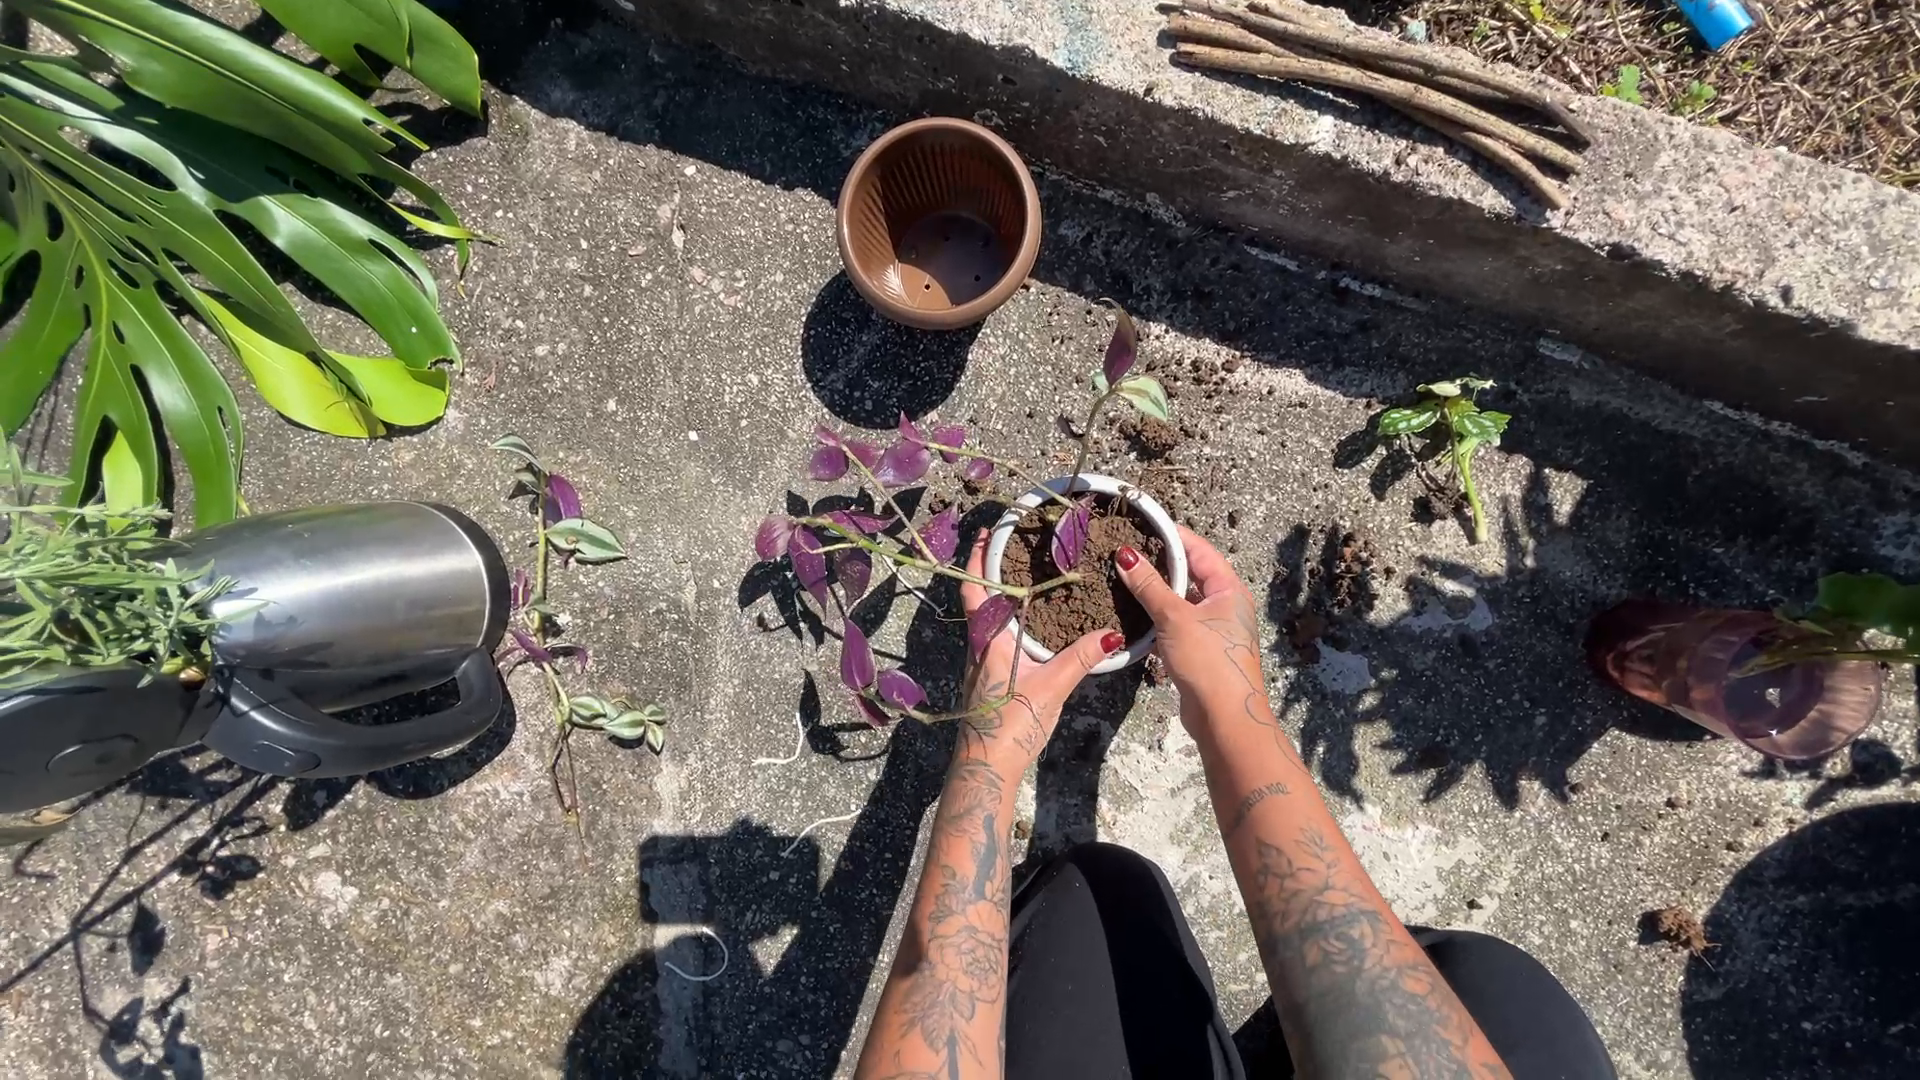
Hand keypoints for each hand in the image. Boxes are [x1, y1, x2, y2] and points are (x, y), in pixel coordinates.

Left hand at [958, 537, 1123, 771]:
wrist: (986, 768)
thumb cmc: (1011, 724)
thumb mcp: (1051, 687)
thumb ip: (1081, 658)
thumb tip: (1114, 634)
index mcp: (988, 639)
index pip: (975, 589)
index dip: (977, 559)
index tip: (986, 533)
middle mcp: (978, 646)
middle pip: (978, 599)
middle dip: (989, 571)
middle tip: (1008, 546)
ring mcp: (980, 663)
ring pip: (984, 618)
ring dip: (997, 595)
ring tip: (1021, 576)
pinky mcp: (987, 679)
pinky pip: (993, 637)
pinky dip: (1005, 618)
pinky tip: (1026, 623)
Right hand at [1114, 526, 1269, 731]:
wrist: (1225, 718)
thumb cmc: (1208, 661)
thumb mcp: (1174, 617)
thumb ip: (1148, 586)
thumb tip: (1125, 554)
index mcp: (1228, 589)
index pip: (1198, 550)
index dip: (1172, 535)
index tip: (1143, 524)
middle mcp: (1224, 605)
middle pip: (1189, 574)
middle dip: (1158, 564)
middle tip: (1126, 550)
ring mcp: (1213, 629)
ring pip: (1179, 601)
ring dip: (1155, 593)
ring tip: (1123, 578)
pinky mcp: (1199, 651)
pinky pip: (1174, 624)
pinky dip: (1155, 618)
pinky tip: (1131, 615)